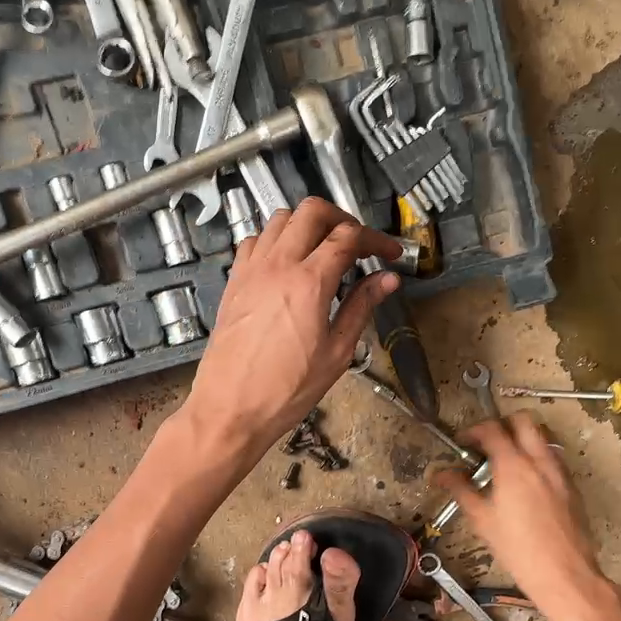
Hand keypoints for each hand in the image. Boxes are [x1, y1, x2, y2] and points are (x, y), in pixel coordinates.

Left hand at [180, 199, 402, 458]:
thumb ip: (361, 307)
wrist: (231, 408)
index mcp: (309, 282)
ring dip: (308, 225)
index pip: (349, 237)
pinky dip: (277, 239)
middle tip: (358, 242)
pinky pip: (256, 240)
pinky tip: (288, 263)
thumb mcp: (337, 352)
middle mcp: (277, 266)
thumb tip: (387, 280)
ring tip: (325, 250)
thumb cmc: (285, 390)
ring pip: (282, 218)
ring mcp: (251, 270)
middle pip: (313, 212)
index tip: (389, 253)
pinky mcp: (234, 281)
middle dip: (342, 218)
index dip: (376, 240)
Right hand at [435, 414, 611, 604]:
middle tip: (488, 443)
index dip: (473, 430)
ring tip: (507, 461)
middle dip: (503, 424)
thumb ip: (461, 490)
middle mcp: (540, 461)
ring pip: (542, 437)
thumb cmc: (519, 550)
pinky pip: (554, 458)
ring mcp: (559, 472)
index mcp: (514, 466)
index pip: (492, 429)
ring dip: (523, 439)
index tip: (464, 442)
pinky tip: (527, 483)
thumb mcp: (482, 520)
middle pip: (523, 420)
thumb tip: (441, 474)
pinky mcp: (572, 486)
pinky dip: (538, 458)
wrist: (564, 572)